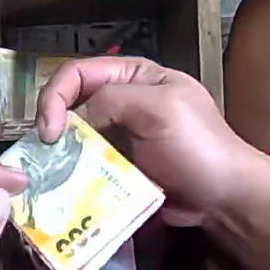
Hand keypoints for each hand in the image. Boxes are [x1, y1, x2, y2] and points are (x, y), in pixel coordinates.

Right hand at [37, 57, 262, 225]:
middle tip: (45, 155)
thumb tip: (77, 118)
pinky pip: (86, 165)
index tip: (49, 131)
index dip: (55, 96)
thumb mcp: (161, 108)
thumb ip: (114, 99)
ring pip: (74, 139)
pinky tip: (68, 188)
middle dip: (53, 126)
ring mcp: (119, 137)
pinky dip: (74, 175)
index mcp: (133, 76)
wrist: (224, 197)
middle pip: (70, 105)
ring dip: (61, 155)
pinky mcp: (118, 167)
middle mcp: (121, 102)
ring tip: (51, 175)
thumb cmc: (199, 147)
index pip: (77, 73)